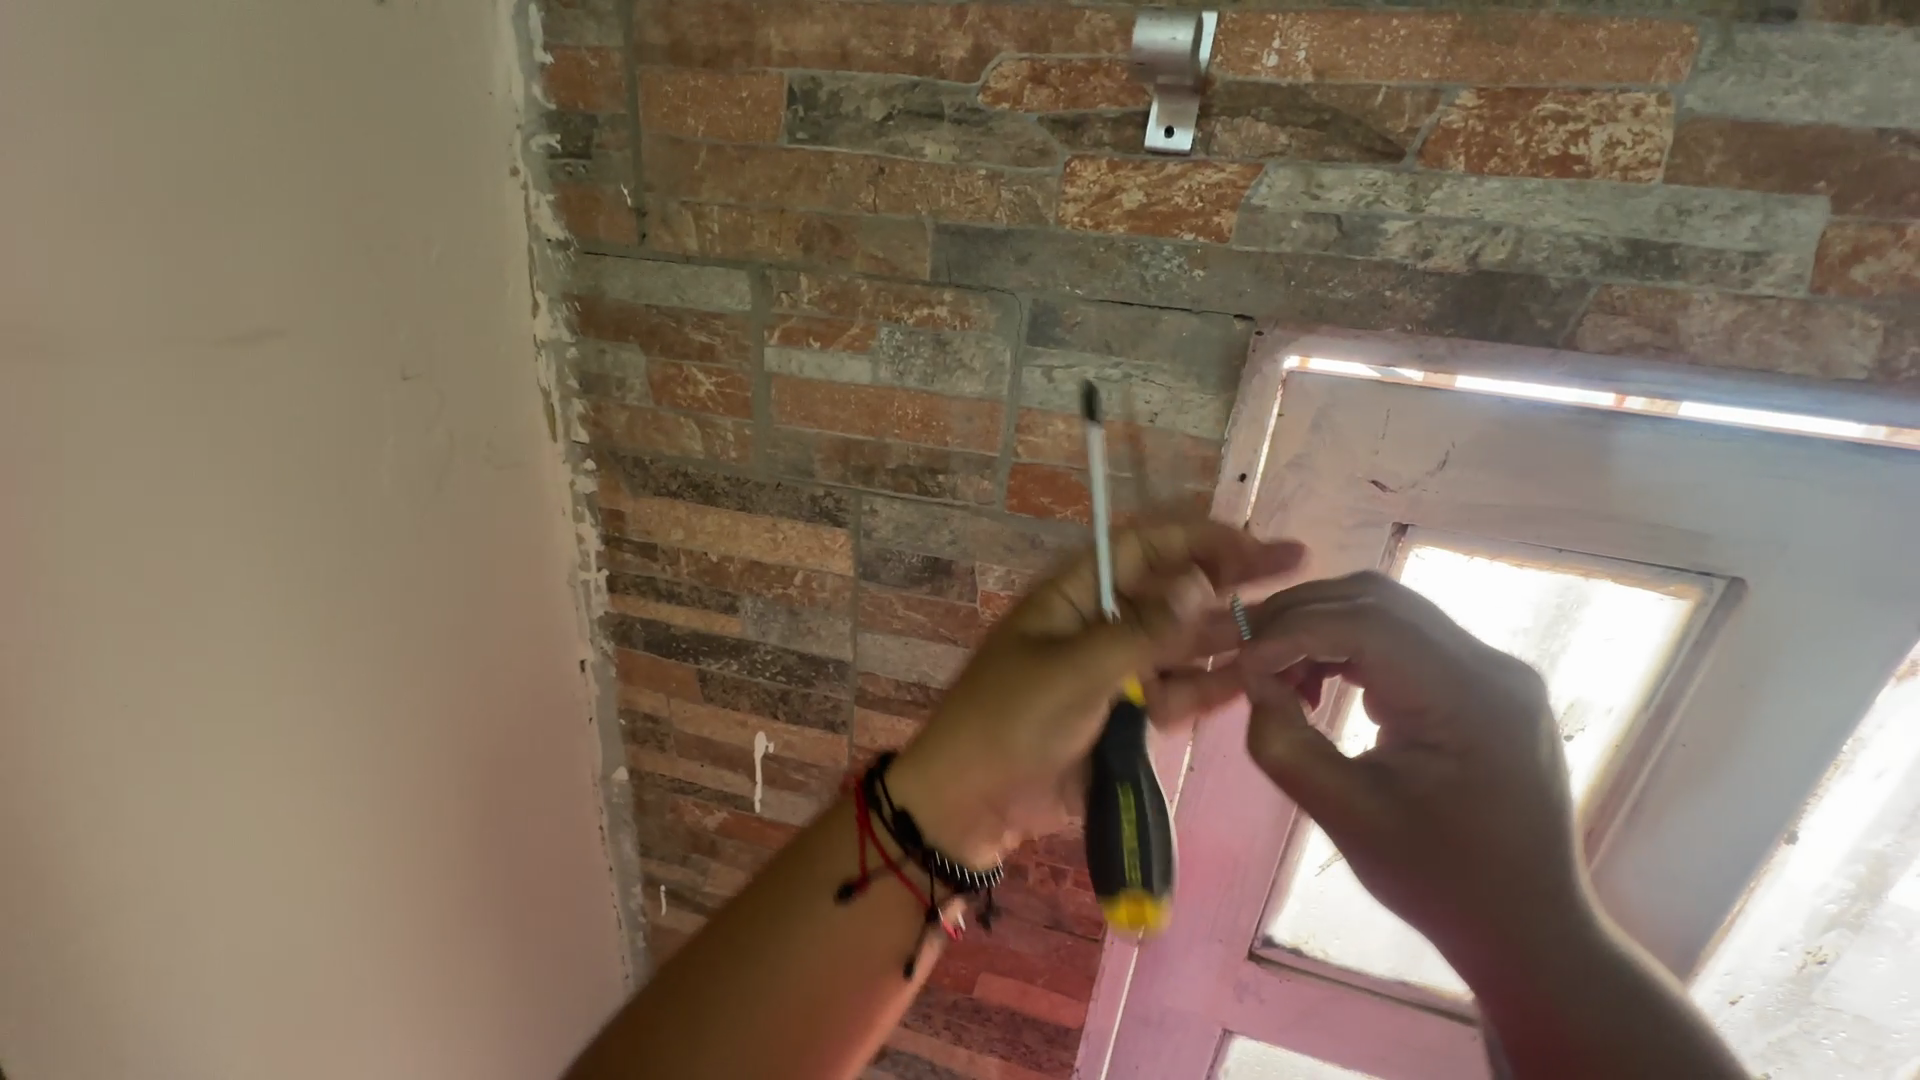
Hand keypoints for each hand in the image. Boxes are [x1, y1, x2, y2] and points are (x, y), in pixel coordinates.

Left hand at [888, 521, 1305, 866]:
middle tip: (1295, 566)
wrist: (973, 800)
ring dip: (1229, 632)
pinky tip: (1258, 674)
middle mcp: (1100, 622)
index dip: (1199, 539)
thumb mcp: (1076, 669)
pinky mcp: (1126, 716)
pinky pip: (1177, 691)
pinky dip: (1212, 684)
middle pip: (1173, 590)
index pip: (1145, 547)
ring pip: (1182, 642)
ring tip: (1292, 624)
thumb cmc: (1011, 719)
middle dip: (1228, 577)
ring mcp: (1116, 670)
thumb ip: (1143, 630)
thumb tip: (1200, 579)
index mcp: (1075, 594)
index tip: (1255, 542)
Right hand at [1229, 571, 1597, 975]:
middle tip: (1245, 655)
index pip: (1367, 624)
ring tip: (1276, 672)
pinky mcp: (1476, 680)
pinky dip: (1343, 645)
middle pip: (1376, 600)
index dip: (1291, 632)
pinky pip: (1398, 636)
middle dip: (1297, 616)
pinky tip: (1316, 683)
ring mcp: (1489, 668)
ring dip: (1318, 626)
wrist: (1527, 924)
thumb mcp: (1344, 816)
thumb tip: (1252, 679)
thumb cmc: (1438, 881)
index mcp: (1471, 699)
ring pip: (1384, 608)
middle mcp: (1490, 665)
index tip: (1239, 663)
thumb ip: (1283, 742)